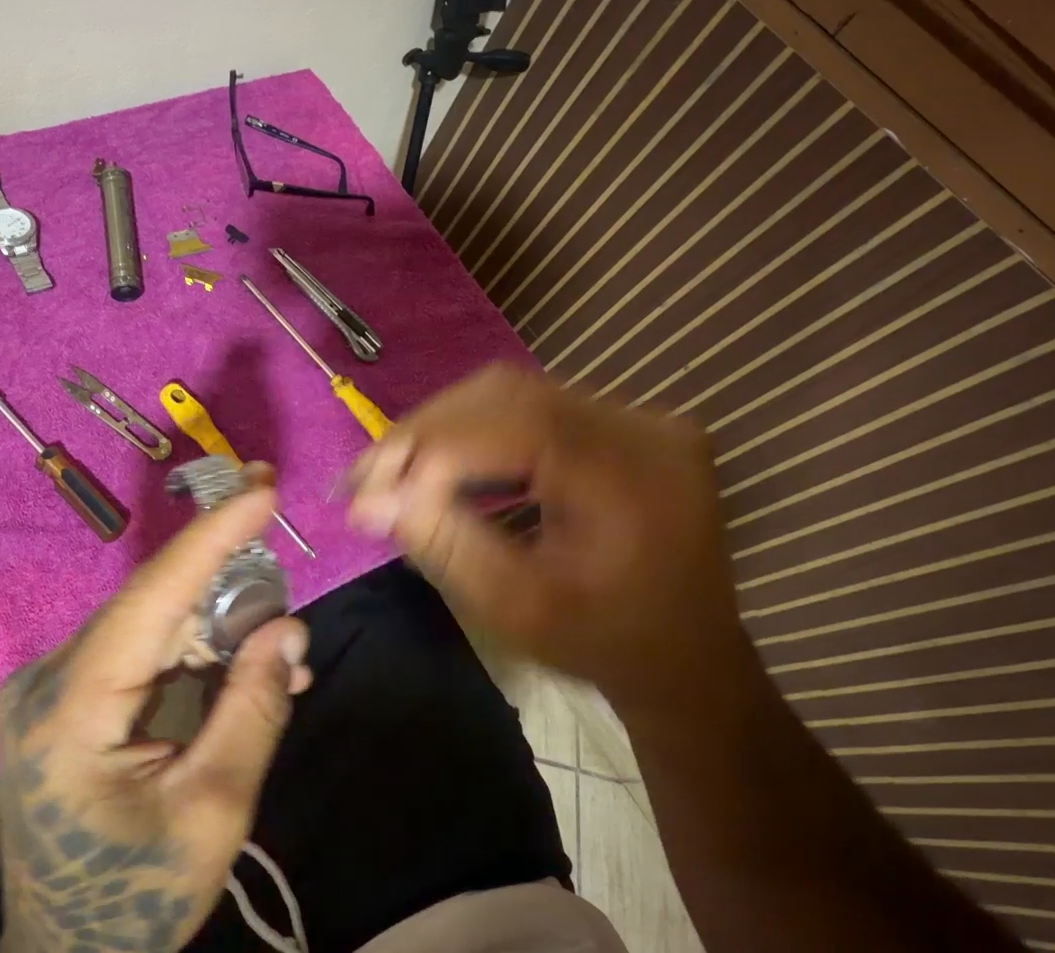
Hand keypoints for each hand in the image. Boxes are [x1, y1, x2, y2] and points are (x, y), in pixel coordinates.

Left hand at [0, 469, 311, 952]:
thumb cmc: (138, 895)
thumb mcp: (212, 810)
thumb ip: (252, 710)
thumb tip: (289, 629)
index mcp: (69, 707)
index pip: (150, 598)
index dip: (211, 538)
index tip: (262, 486)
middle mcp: (45, 679)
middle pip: (148, 607)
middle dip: (222, 576)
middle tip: (279, 533)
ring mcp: (46, 689)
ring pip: (146, 627)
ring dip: (213, 623)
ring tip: (279, 635)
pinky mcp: (61, 700)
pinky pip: (136, 656)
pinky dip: (189, 654)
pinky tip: (241, 664)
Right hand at [345, 364, 751, 715]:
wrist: (686, 660)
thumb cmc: (603, 645)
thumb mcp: (518, 609)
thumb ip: (445, 544)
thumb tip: (368, 500)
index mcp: (633, 476)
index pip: (517, 423)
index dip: (434, 442)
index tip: (368, 483)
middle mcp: (644, 427)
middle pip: (513, 395)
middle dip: (429, 429)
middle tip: (368, 472)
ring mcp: (641, 420)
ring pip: (520, 394)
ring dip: (449, 426)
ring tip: (395, 467)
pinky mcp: (628, 427)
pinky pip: (539, 408)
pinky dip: (481, 430)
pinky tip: (445, 461)